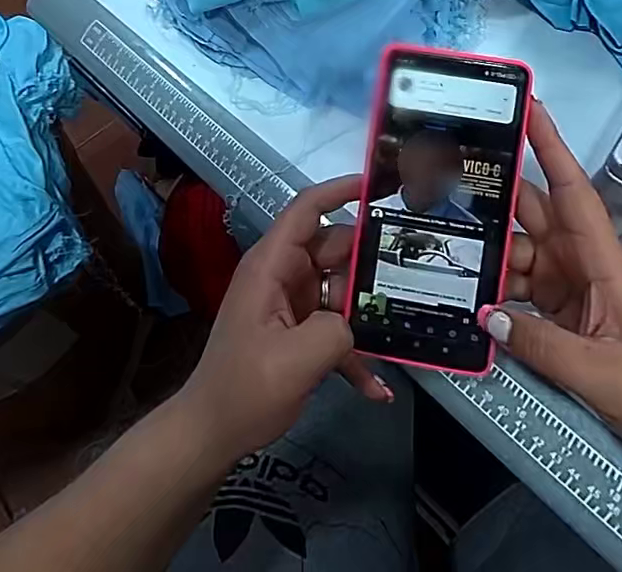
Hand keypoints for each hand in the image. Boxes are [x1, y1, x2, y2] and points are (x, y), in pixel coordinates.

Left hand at [176, 176, 391, 458]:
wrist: (210, 435)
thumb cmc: (243, 390)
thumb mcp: (294, 360)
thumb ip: (337, 331)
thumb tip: (357, 319)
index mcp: (272, 265)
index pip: (306, 210)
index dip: (340, 191)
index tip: (377, 186)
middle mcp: (284, 275)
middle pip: (334, 249)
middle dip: (369, 260)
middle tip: (411, 275)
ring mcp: (293, 303)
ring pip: (342, 287)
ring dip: (368, 310)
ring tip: (404, 325)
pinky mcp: (301, 330)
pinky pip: (337, 327)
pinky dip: (355, 352)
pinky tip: (377, 386)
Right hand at [487, 102, 621, 457]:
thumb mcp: (600, 372)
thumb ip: (540, 344)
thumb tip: (487, 316)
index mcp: (603, 260)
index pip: (572, 191)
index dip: (551, 146)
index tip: (530, 109)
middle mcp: (584, 261)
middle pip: (536, 215)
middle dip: (499, 195)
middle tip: (454, 178)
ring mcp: (571, 284)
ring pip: (521, 250)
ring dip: (492, 253)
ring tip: (455, 251)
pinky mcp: (561, 307)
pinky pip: (521, 284)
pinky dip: (497, 288)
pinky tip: (475, 294)